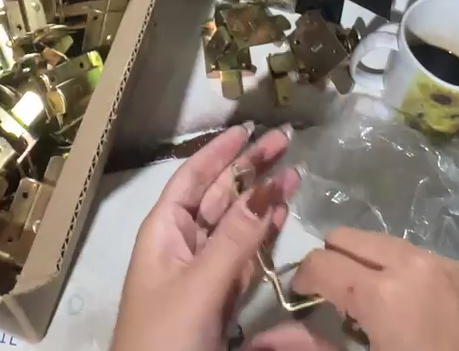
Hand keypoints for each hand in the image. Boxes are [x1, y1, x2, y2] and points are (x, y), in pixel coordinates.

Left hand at [110, 125, 299, 350]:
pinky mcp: (222, 305)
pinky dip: (266, 239)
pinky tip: (283, 217)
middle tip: (285, 140)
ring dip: (264, 199)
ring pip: (237, 226)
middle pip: (219, 196)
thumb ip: (233, 240)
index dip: (219, 151)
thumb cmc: (163, 339)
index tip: (248, 128)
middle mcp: (183, 245)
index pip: (192, 177)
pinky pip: (247, 260)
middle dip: (250, 168)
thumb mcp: (197, 287)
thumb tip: (265, 188)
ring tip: (294, 172)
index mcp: (164, 231)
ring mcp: (203, 275)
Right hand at [250, 228, 458, 350]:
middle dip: (331, 264)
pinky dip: (398, 271)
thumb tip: (263, 336)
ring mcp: (443, 263)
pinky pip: (414, 255)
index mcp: (384, 293)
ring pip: (380, 242)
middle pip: (346, 237)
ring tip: (369, 310)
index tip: (299, 305)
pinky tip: (407, 311)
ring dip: (364, 265)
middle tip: (331, 306)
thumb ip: (314, 346)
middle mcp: (412, 263)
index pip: (320, 262)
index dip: (301, 281)